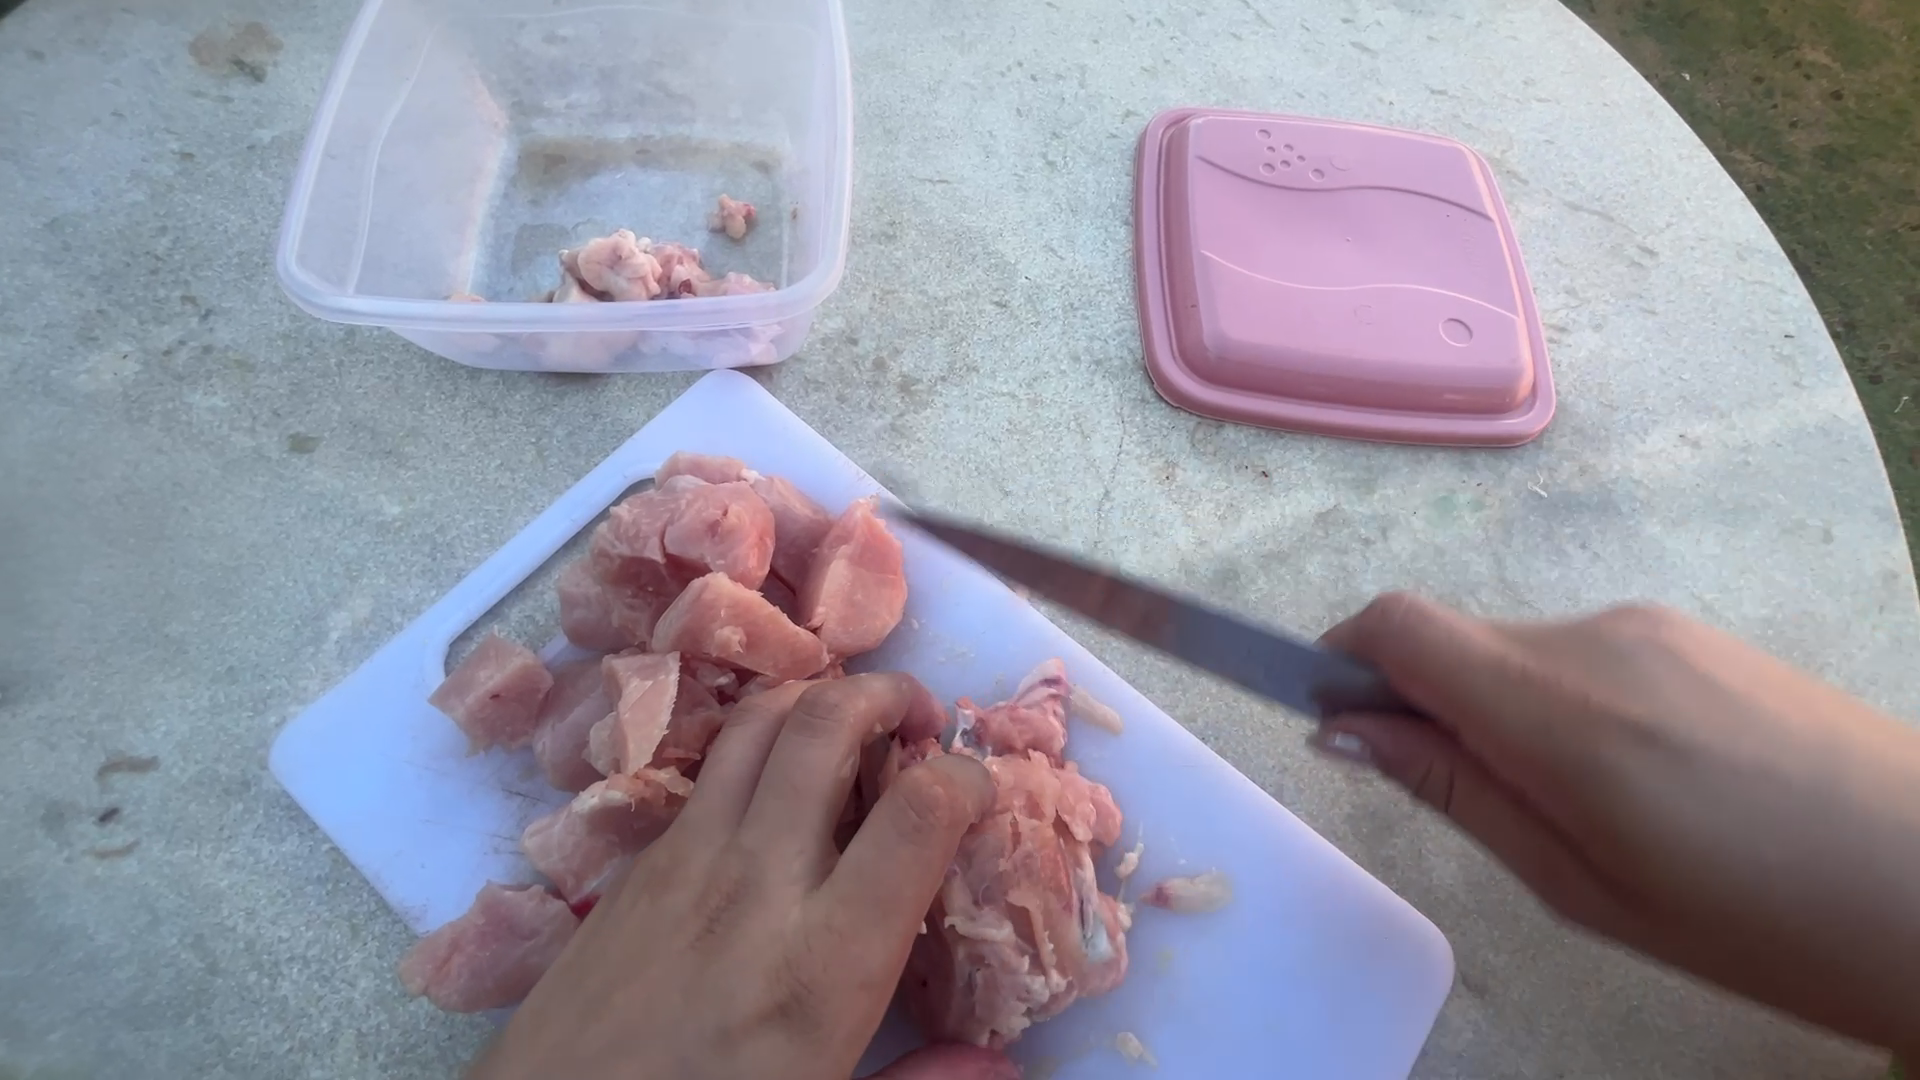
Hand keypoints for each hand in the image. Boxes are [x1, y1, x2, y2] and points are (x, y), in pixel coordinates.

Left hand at [468, 674, 1015, 1079]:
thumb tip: (1012, 1073)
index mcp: (824, 962)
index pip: (917, 816)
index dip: (966, 780)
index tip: (978, 789)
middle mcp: (757, 881)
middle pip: (828, 723)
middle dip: (889, 694)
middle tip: (918, 720)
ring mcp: (687, 855)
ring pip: (762, 718)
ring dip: (822, 697)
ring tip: (854, 726)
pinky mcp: (640, 855)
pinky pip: (713, 761)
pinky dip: (765, 738)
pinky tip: (778, 782)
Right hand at [1314, 594, 1919, 1061]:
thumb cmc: (1756, 920)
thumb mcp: (1572, 881)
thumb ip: (1447, 786)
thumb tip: (1339, 730)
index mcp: (1554, 707)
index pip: (1397, 626)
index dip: (1341, 652)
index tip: (1336, 710)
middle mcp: (1590, 637)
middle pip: (1448, 638)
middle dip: (1421, 696)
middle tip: (1463, 783)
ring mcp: (1645, 624)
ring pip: (1508, 646)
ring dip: (1493, 700)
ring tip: (1573, 790)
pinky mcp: (1685, 628)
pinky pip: (1571, 648)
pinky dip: (1551, 692)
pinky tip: (1634, 765)